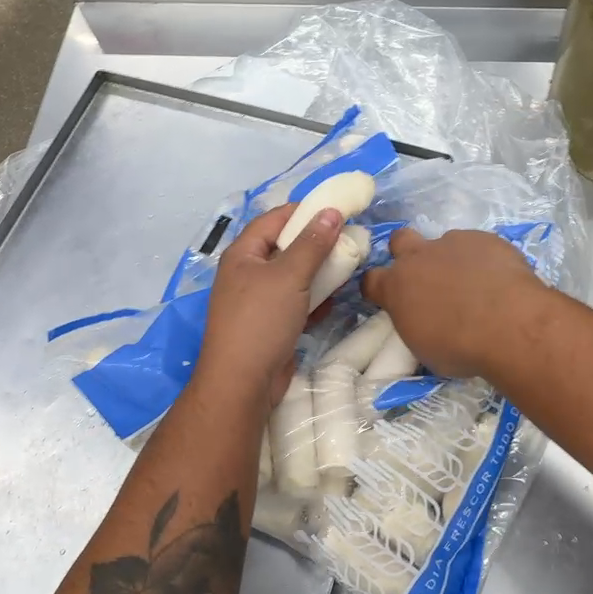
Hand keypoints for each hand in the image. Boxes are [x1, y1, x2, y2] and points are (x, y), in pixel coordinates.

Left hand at [195, 203, 342, 406]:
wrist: (242, 383)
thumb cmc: (261, 321)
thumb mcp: (289, 276)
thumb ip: (312, 243)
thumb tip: (331, 212)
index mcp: (243, 254)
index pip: (274, 219)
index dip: (304, 211)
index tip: (337, 210)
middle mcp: (248, 273)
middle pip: (285, 247)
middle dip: (316, 243)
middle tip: (350, 239)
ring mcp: (259, 301)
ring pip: (294, 276)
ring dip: (319, 272)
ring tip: (349, 266)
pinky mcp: (271, 325)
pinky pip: (296, 302)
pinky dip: (315, 299)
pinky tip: (336, 300)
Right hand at [361, 228, 547, 378]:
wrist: (509, 325)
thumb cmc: (461, 348)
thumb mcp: (425, 348)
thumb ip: (417, 323)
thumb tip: (424, 319)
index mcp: (397, 287)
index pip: (371, 280)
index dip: (378, 288)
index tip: (389, 298)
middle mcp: (419, 257)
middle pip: (400, 240)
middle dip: (408, 253)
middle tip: (428, 277)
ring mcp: (453, 242)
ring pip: (445, 243)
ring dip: (453, 259)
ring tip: (476, 284)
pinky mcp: (485, 238)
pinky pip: (478, 245)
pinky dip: (484, 260)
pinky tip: (499, 279)